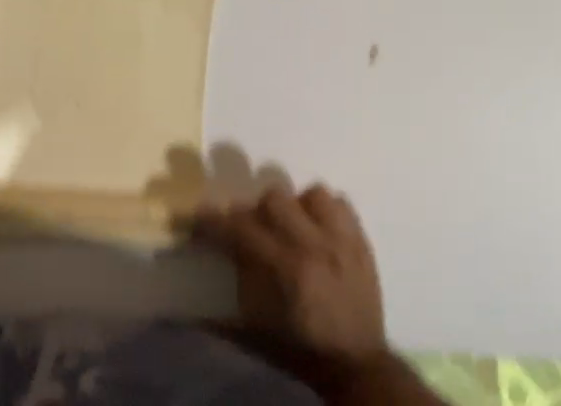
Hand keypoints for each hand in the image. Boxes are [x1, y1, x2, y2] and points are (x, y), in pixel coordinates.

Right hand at [195, 183, 387, 363]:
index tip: (198, 218)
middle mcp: (314, 246)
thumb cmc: (299, 347)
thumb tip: (198, 273)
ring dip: (296, 207)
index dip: (212, 220)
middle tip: (253, 230)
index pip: (239, 227)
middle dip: (256, 211)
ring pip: (312, 194)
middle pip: (274, 198)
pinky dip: (325, 212)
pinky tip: (318, 230)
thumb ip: (228, 290)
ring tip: (292, 226)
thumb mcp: (254, 326)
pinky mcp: (362, 244)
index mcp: (285, 268)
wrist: (357, 367)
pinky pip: (342, 204)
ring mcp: (342, 242)